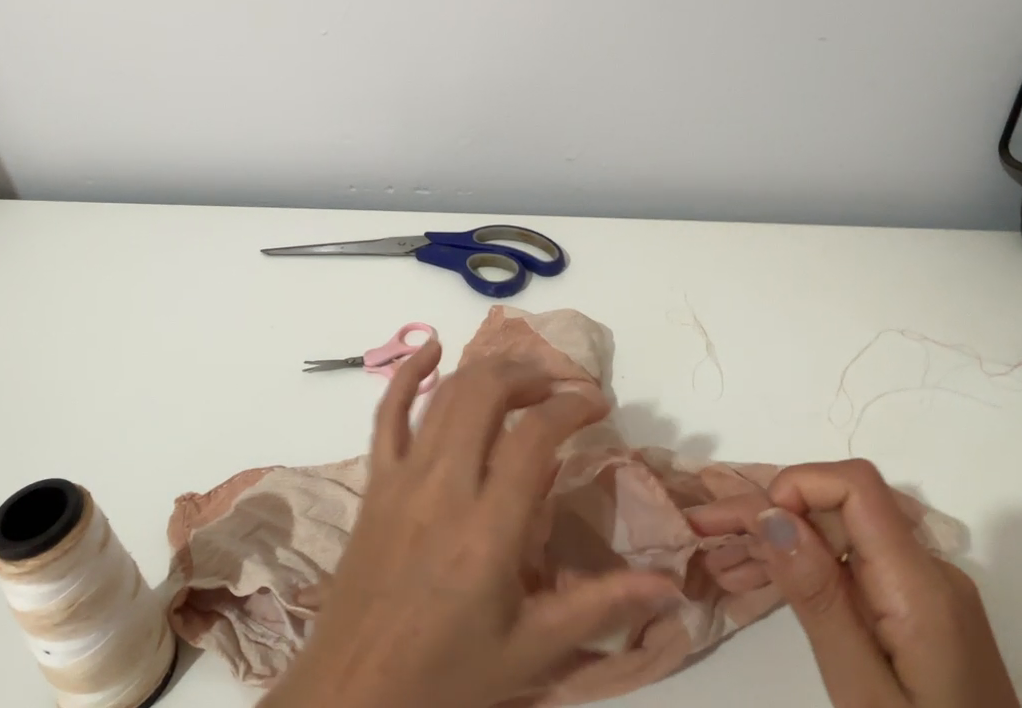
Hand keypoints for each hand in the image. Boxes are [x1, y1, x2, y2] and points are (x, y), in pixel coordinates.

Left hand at [263, 344, 678, 707]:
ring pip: (444, 397)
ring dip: (487, 372)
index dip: (571, 406)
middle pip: (486, 395)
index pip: (534, 437)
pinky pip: (386, 415)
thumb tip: (669, 584)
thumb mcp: (530, 653)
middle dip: (530, 376)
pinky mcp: (374, 485)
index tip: (598, 404)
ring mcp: (402, 480)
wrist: (352, 695)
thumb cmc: (447, 675)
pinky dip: (407, 375)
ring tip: (523, 377)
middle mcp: (444, 489)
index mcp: (488, 529)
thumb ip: (599, 608)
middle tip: (561, 388)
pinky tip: (431, 349)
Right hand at [688, 461, 1018, 707]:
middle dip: (772, 513)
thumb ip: (820, 600)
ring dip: (781, 541)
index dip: (797, 487)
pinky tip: (759, 582)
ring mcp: (925, 591)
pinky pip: (854, 567)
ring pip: (842, 535)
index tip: (751, 528)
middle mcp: (929, 571)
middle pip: (841, 507)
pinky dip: (806, 570)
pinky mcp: (918, 612)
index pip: (857, 487)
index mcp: (920, 585)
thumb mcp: (863, 693)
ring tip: (717, 561)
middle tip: (704, 534)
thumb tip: (772, 513)